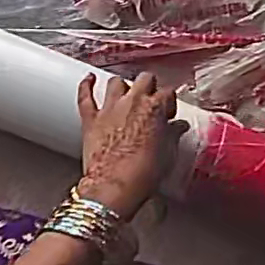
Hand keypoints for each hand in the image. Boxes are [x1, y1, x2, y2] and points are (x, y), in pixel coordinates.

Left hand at [75, 72, 181, 217]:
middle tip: (151, 98)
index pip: (168, 93)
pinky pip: (85, 95)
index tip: (169, 112)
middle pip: (145, 79)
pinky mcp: (90, 119)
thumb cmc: (144, 172)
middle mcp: (133, 101)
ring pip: (116, 82)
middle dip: (150, 86)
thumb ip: (173, 135)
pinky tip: (89, 78)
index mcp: (155, 108)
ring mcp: (110, 108)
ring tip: (126, 93)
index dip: (170, 102)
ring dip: (123, 86)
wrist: (114, 187)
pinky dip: (86, 85)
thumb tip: (179, 127)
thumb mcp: (168, 153)